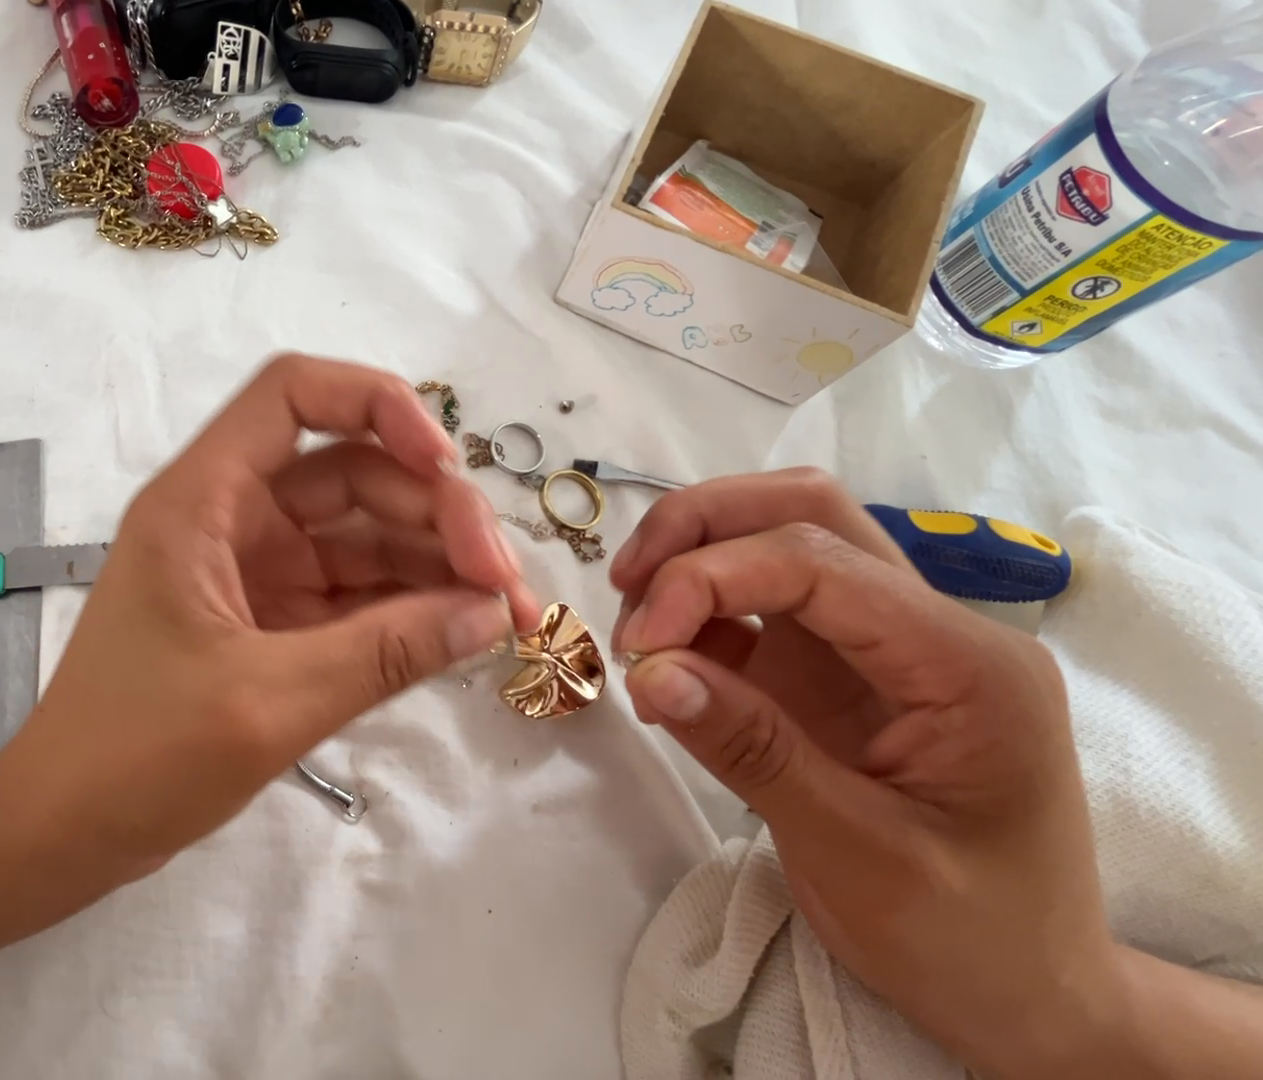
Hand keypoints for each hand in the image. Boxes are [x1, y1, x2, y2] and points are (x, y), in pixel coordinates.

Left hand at [0, 354, 537, 887]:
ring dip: (434, 563)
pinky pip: (354, 591)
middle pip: (353, 470)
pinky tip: (461, 631)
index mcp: (203, 501)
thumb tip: (491, 615)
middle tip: (504, 585)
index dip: (379, 405)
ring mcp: (255, 569)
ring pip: (362, 533)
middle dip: (435, 512)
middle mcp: (232, 517)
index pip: (294, 395)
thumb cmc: (136, 757)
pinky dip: (407, 605)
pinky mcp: (271, 619)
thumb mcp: (267, 703)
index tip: (446, 466)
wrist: (64, 831)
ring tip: (505, 614)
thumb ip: (386, 653)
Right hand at [610, 469, 1117, 1076]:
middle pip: (805, 510)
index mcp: (962, 662)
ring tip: (635, 627)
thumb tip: (647, 672)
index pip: (819, 562)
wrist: (1016, 987)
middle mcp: (924, 626)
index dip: (709, 579)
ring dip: (692, 556)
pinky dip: (696, 612)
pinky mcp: (831, 666)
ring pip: (778, 536)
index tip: (635, 646)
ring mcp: (875, 641)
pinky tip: (660, 659)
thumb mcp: (857, 855)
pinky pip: (755, 604)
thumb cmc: (964, 933)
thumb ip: (752, 750)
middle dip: (699, 527)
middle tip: (625, 584)